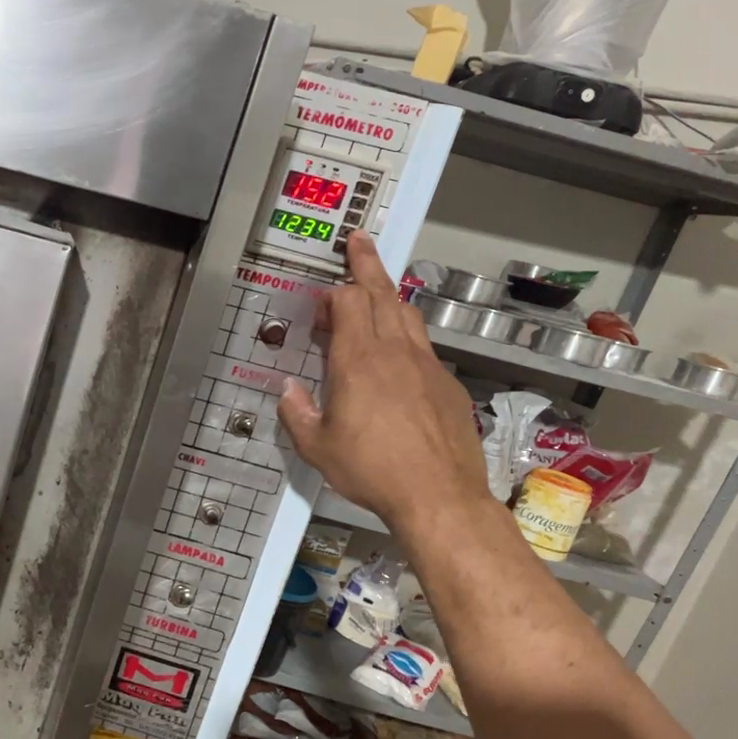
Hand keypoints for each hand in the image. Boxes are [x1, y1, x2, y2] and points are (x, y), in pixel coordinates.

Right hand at [276, 232, 492, 525]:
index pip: (349, 301)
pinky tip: (397, 361)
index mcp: (359, 361)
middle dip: (368, 263)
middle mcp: (396, 353)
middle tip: (360, 241)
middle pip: (383, 293)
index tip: (321, 302)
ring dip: (389, 296)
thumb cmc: (372, 470)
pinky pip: (424, 348)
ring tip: (376, 292)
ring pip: (408, 315)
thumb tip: (288, 390)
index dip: (334, 293)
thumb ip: (297, 413)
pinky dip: (406, 338)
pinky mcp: (449, 386)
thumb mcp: (317, 447)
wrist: (440, 497)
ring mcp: (428, 367)